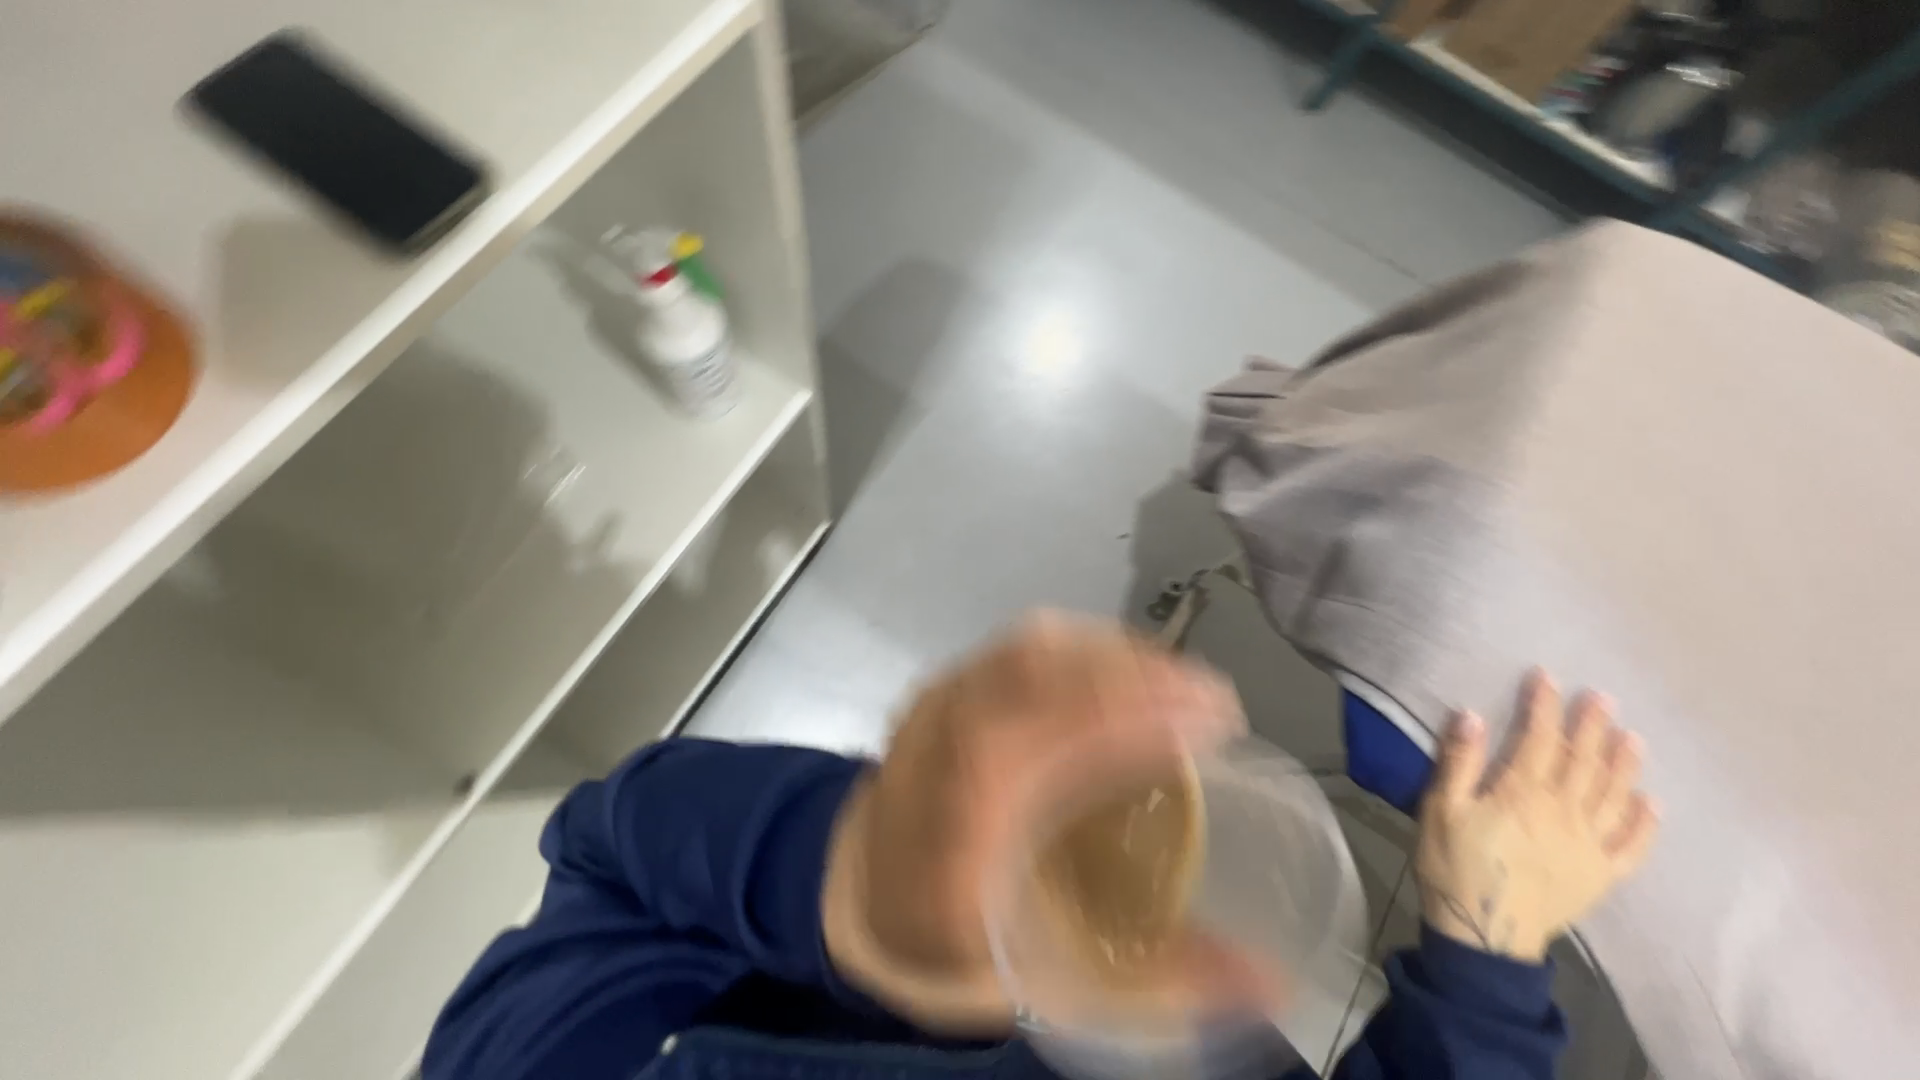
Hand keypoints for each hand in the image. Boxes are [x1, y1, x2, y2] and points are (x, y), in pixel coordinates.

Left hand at [821, 612, 1244, 1031]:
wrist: (855, 887)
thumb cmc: (948, 934)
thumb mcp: (1037, 977)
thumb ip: (1151, 976)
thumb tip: (1268, 980)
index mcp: (949, 825)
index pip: (1030, 745)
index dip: (1121, 718)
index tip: (1210, 719)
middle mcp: (933, 747)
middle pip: (1031, 676)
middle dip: (1133, 675)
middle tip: (1211, 699)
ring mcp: (934, 704)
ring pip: (1026, 649)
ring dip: (1110, 654)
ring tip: (1176, 681)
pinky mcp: (943, 685)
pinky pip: (1015, 645)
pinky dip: (1079, 647)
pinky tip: (1123, 668)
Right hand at [1414, 670, 1659, 962]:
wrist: (1484, 934)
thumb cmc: (1454, 864)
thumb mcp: (1440, 808)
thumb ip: (1458, 762)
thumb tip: (1472, 715)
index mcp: (1522, 793)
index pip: (1538, 739)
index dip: (1544, 706)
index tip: (1547, 677)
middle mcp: (1564, 811)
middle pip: (1582, 761)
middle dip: (1591, 726)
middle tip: (1603, 697)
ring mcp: (1589, 844)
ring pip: (1612, 794)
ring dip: (1623, 763)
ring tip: (1632, 736)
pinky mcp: (1602, 874)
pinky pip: (1631, 845)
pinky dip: (1644, 823)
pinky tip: (1651, 803)